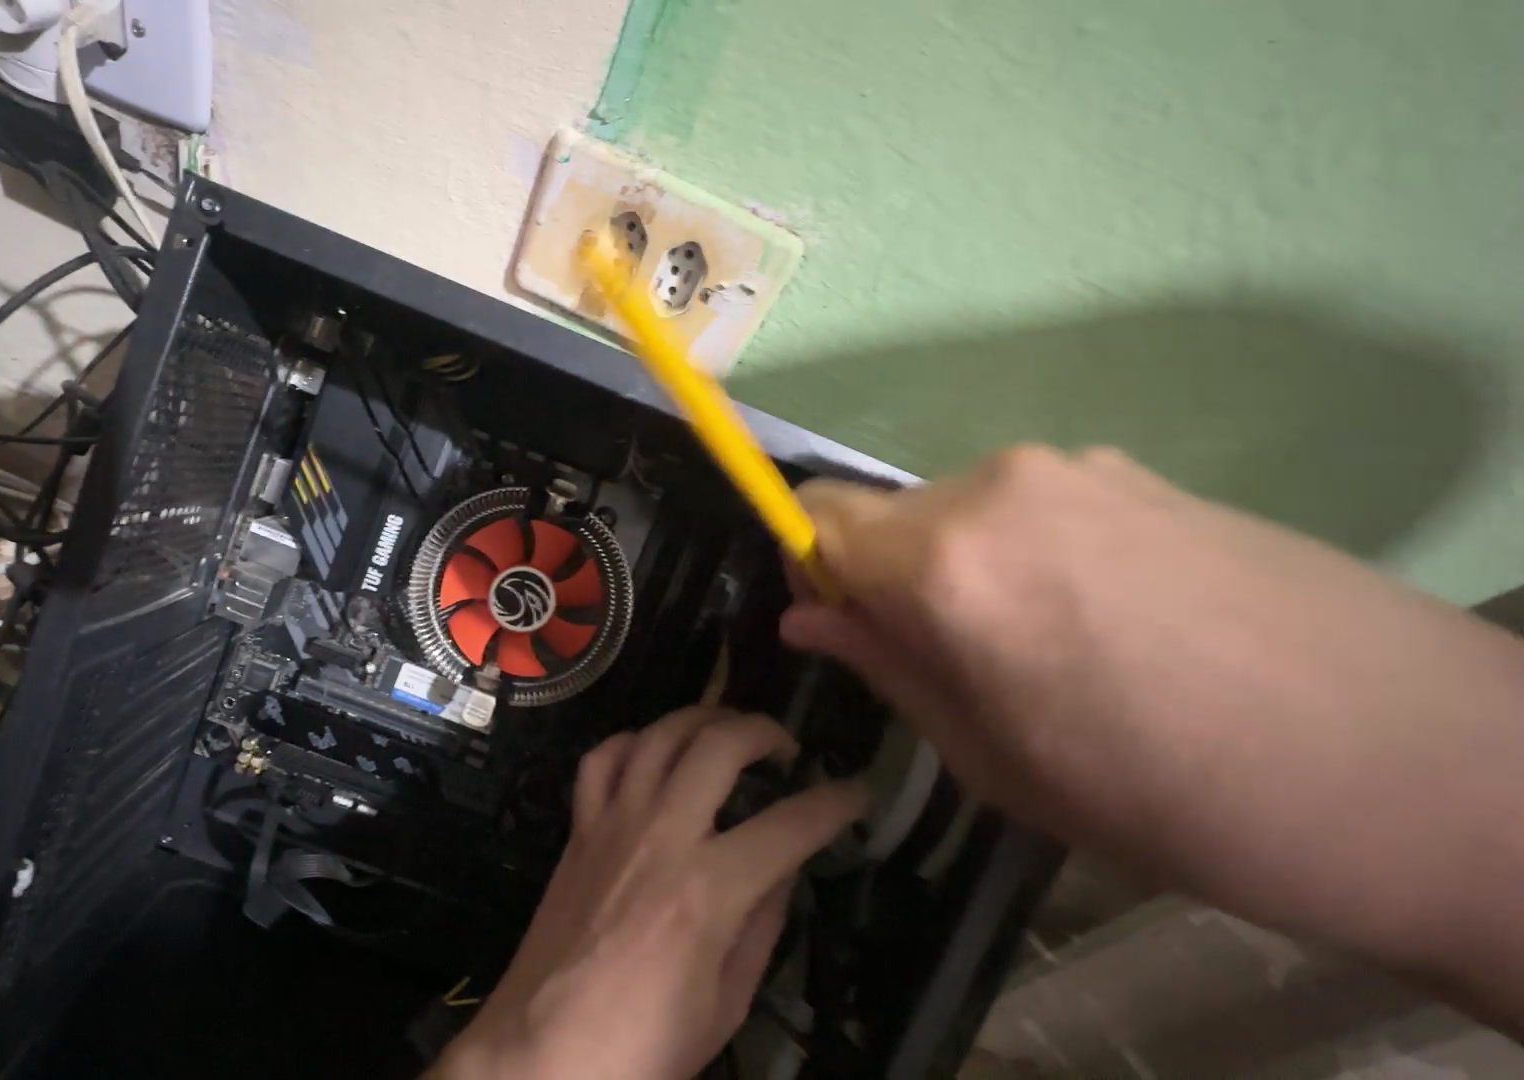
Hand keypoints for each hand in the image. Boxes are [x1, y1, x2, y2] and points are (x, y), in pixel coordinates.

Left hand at [433, 707, 866, 1079]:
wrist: (545, 1052)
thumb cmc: (646, 1044)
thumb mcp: (728, 1000)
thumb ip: (763, 923)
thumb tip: (785, 864)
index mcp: (710, 888)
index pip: (791, 823)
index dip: (836, 802)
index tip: (858, 791)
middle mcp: (662, 834)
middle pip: (719, 745)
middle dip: (765, 731)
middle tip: (788, 749)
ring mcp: (613, 823)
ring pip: (658, 735)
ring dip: (701, 719)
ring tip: (728, 732)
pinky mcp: (578, 828)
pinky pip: (601, 759)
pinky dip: (632, 742)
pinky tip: (653, 753)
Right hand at [779, 445, 1523, 1029]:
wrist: (1431, 773)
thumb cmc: (1170, 799)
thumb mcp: (994, 760)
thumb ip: (886, 668)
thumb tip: (806, 618)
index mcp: (945, 561)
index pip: (813, 516)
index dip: (804, 568)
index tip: (837, 626)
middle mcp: (997, 487)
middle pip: (888, 515)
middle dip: (888, 578)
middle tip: (950, 664)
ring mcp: (1080, 469)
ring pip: (962, 511)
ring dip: (964, 569)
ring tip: (1046, 652)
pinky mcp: (1145, 472)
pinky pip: (1036, 506)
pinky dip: (1029, 553)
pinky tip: (1112, 623)